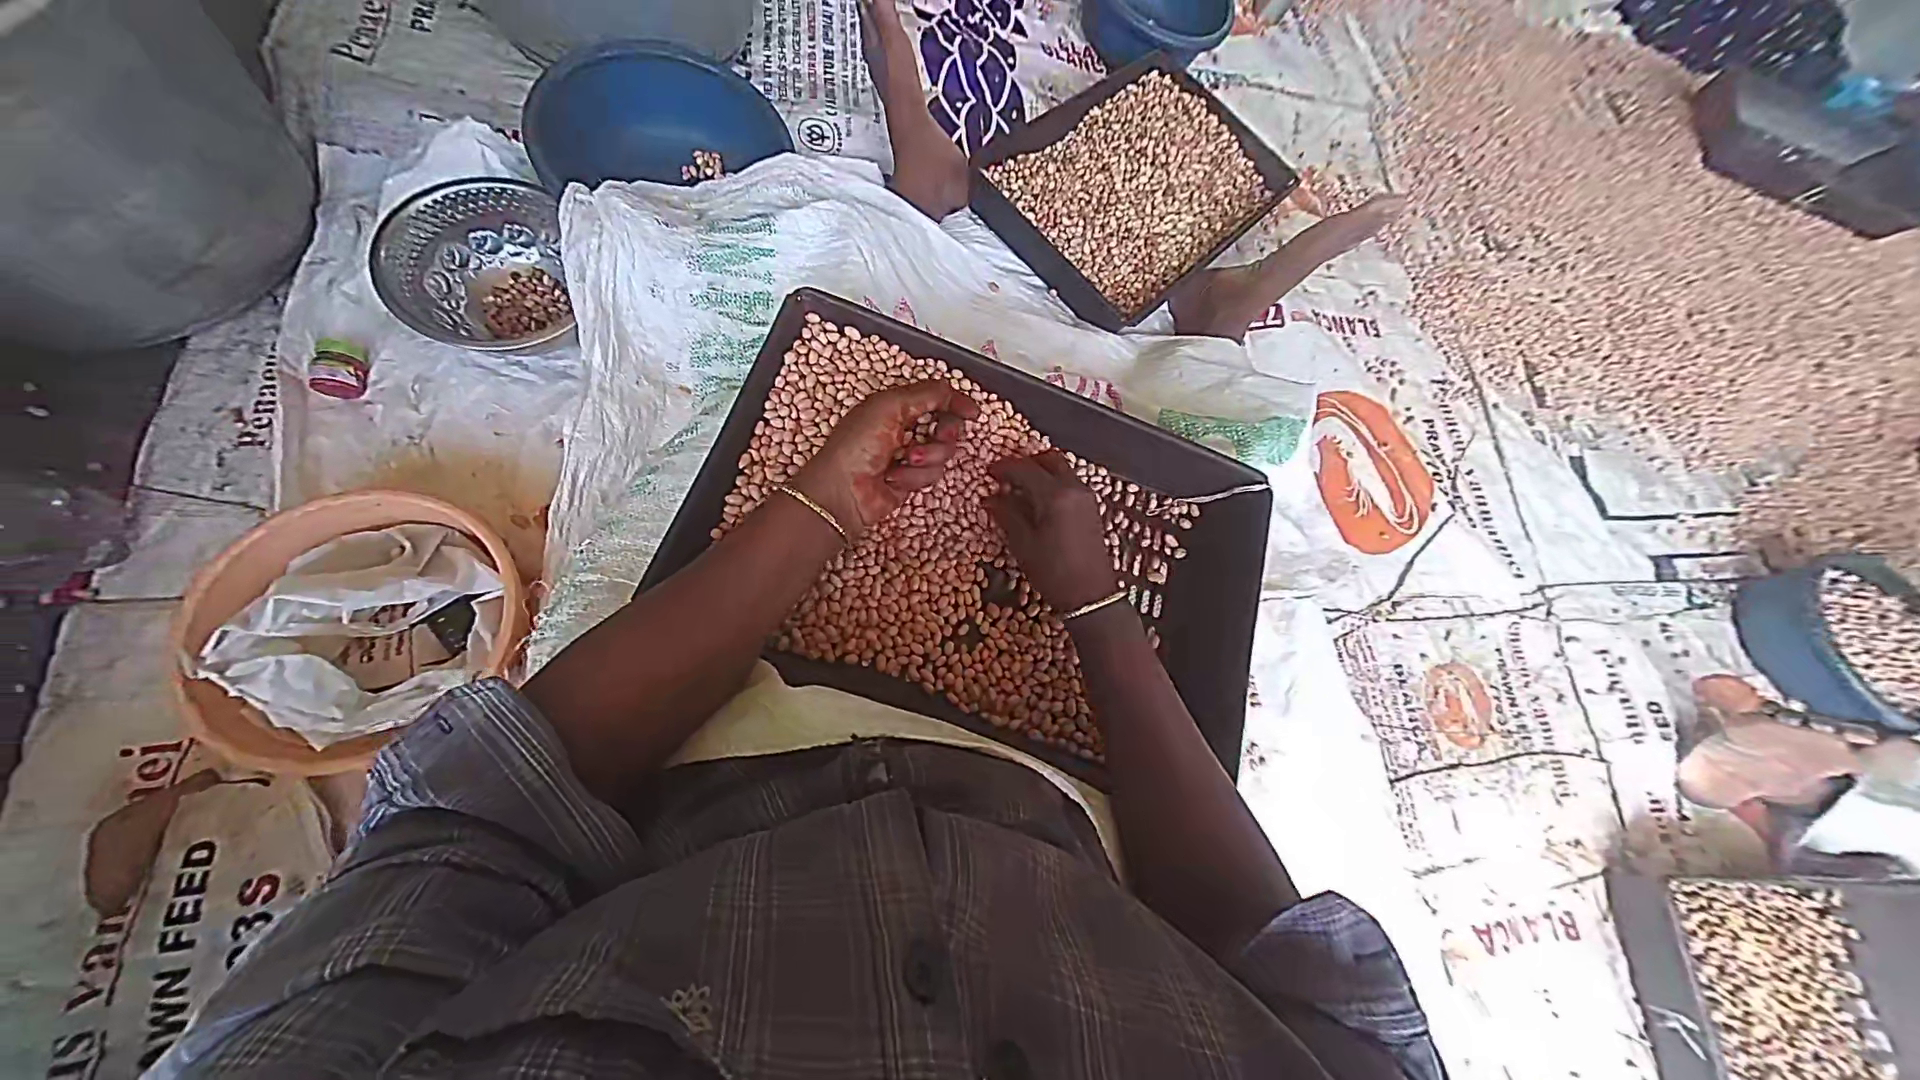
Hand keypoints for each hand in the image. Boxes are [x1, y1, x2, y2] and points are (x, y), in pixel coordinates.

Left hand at [792, 379, 979, 537]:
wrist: (843, 491)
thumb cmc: (855, 446)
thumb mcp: (890, 406)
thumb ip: (926, 393)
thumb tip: (951, 390)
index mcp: (897, 405)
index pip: (936, 398)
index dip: (955, 403)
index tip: (972, 412)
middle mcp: (905, 428)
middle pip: (947, 426)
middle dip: (944, 433)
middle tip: (938, 437)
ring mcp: (909, 455)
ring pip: (943, 453)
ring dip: (927, 457)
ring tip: (904, 461)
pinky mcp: (911, 479)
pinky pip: (932, 474)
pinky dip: (915, 476)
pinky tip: (894, 478)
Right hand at [986, 451, 1116, 610]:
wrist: (1090, 596)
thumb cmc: (1053, 572)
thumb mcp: (1023, 545)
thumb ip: (1007, 515)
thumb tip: (991, 499)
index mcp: (1055, 495)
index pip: (1025, 469)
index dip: (1004, 468)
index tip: (989, 472)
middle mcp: (1074, 489)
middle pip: (1049, 460)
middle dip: (1026, 463)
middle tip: (1006, 476)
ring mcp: (1086, 497)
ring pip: (1061, 469)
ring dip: (1040, 472)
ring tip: (1019, 489)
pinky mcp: (1091, 509)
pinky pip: (1069, 483)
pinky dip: (1052, 483)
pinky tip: (1037, 502)